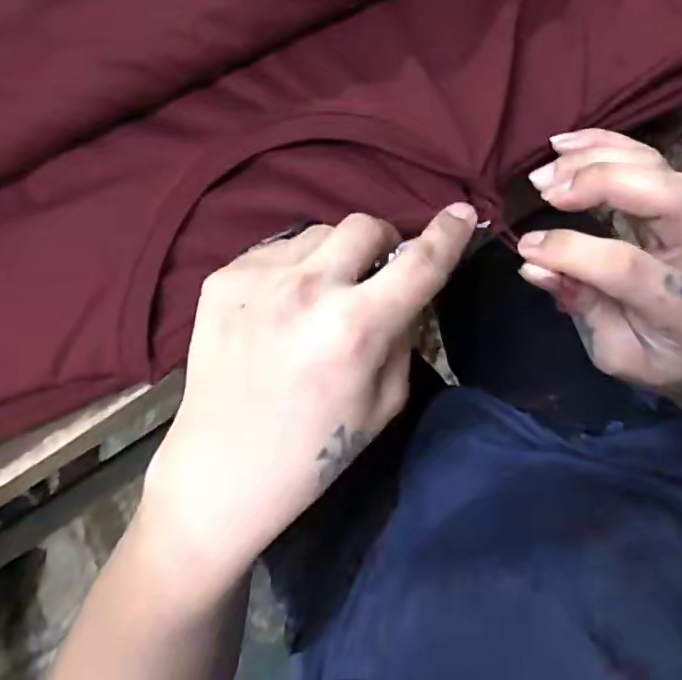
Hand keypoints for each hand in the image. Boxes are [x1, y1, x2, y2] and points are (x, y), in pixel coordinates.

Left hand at [139, 204, 476, 590]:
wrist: (220, 466)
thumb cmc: (313, 451)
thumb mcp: (383, 402)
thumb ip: (404, 335)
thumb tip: (412, 290)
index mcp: (354, 327)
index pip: (418, 263)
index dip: (447, 234)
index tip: (461, 214)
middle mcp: (307, 288)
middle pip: (363, 225)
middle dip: (382, 242)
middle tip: (375, 272)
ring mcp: (258, 277)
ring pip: (317, 233)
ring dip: (333, 256)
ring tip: (319, 296)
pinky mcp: (222, 277)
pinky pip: (275, 251)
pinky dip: (291, 268)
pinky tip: (279, 307)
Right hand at [516, 130, 681, 400]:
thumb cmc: (661, 359)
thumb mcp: (618, 355)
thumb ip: (582, 308)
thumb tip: (533, 264)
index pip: (631, 268)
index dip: (572, 251)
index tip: (526, 246)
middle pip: (670, 196)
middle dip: (601, 182)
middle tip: (546, 192)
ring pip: (660, 168)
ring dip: (595, 158)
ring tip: (544, 173)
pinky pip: (649, 158)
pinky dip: (605, 143)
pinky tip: (563, 145)